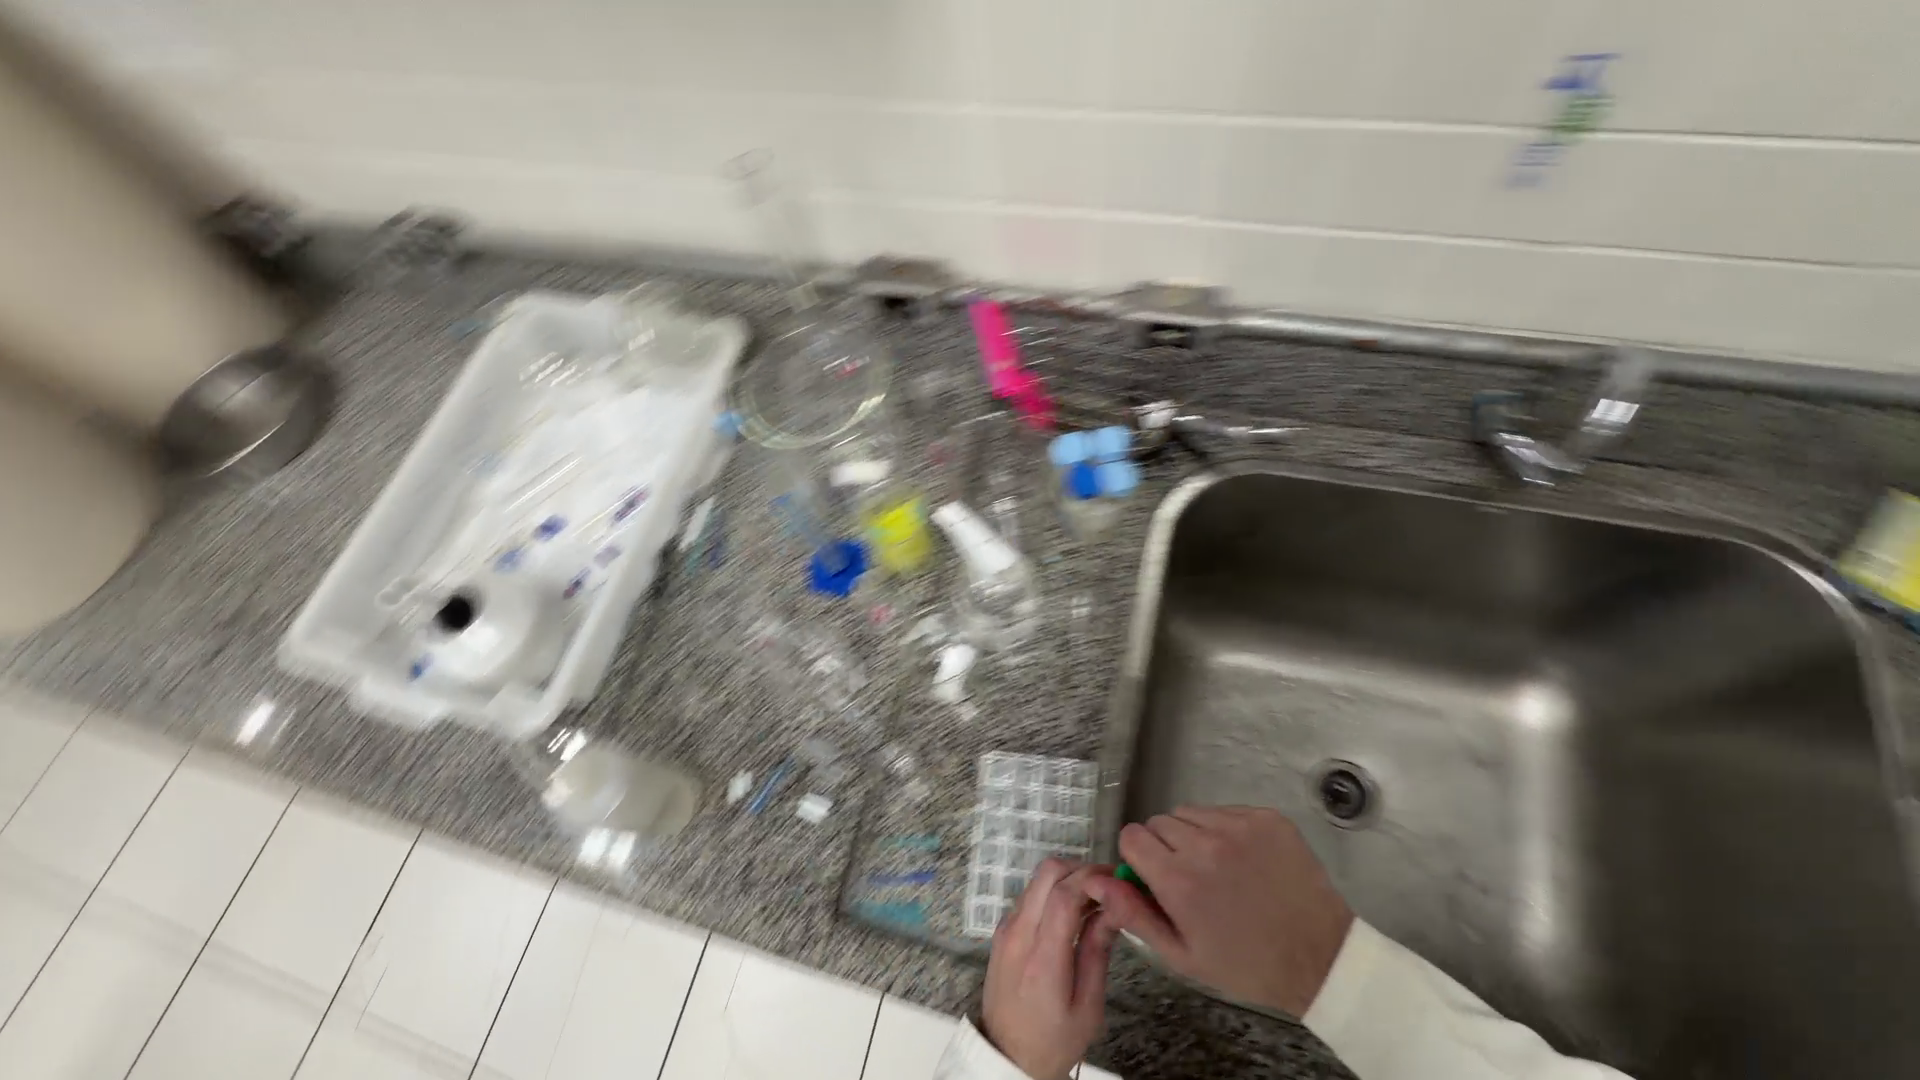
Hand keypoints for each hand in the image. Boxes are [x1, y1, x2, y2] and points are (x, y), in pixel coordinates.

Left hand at [980, 857, 1116, 1079]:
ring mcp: (1006, 928)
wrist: (1005, 1056)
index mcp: (1042, 957)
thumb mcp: (1087, 1007)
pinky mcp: (1001, 930)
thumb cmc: (1053, 1040)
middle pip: (1047, 873)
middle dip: (1081, 869)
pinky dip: (1052, 892)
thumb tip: (1113, 909)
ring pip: (1037, 880)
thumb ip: (1097, 953)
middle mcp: (1018, 933)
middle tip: (1107, 887)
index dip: (1092, 878)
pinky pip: (1029, 895)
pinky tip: (1072, 913)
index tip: (1118, 880)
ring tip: (1094, 900)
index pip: (1064, 894)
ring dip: (1066, 879)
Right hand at [1083, 805, 1353, 1017]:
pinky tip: (1244, 860)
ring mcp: (1239, 826)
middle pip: (1159, 822)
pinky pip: (1224, 810)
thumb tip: (1096, 881)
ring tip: (1218, 868)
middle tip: (1190, 878)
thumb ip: (1134, 914)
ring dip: (1193, 835)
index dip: (1139, 858)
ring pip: (1190, 813)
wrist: (1320, 957)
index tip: (1156, 878)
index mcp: (1179, 880)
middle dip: (1165, 846)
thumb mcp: (1181, 954)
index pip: (1132, 836)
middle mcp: (1205, 844)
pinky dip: (1225, 829)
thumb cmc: (1244, 963)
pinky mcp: (1266, 817)